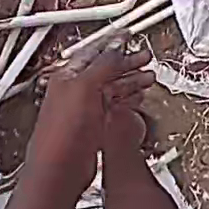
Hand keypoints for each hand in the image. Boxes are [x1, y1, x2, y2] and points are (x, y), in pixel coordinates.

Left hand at [22, 36, 153, 196]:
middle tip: (145, 56)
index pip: (95, 52)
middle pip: (107, 70)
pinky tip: (138, 97)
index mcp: (69, 77)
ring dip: (132, 80)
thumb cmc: (61, 133)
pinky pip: (115, 106)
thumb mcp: (86, 87)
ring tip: (149, 76)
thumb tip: (116, 46)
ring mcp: (85, 110)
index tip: (128, 35)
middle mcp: (76, 91)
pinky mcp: (94, 127)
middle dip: (128, 62)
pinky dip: (129, 98)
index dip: (113, 43)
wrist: (59, 173)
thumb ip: (104, 65)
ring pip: (113, 88)